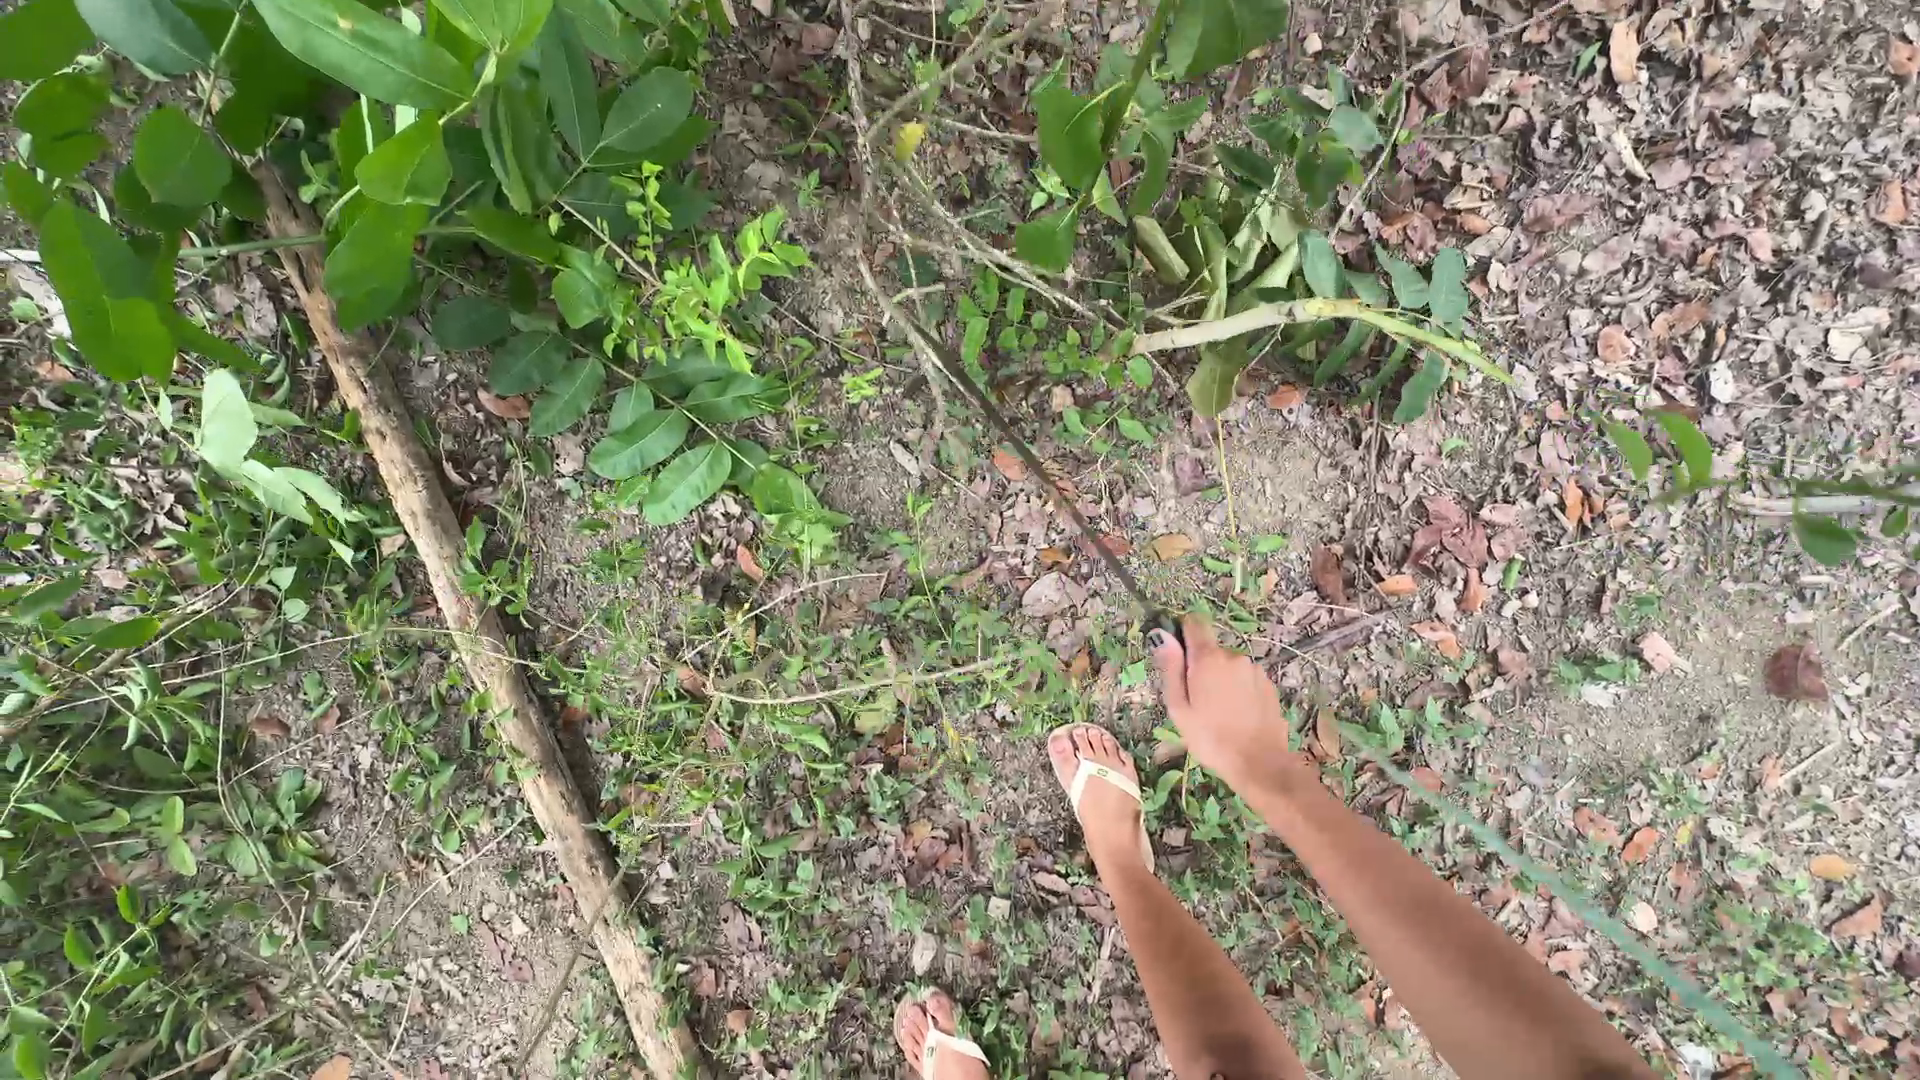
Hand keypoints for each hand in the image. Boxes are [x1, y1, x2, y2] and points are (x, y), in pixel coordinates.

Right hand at [1150, 614, 1306, 792]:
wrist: (1260, 764)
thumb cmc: (1210, 738)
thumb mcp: (1179, 707)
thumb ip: (1171, 668)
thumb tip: (1163, 637)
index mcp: (1208, 658)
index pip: (1195, 623)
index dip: (1183, 632)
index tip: (1178, 654)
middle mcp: (1234, 656)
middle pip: (1211, 650)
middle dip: (1201, 667)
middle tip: (1196, 700)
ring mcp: (1255, 670)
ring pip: (1229, 666)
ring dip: (1221, 679)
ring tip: (1217, 711)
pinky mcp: (1269, 685)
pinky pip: (1245, 679)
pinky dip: (1238, 690)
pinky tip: (1236, 715)